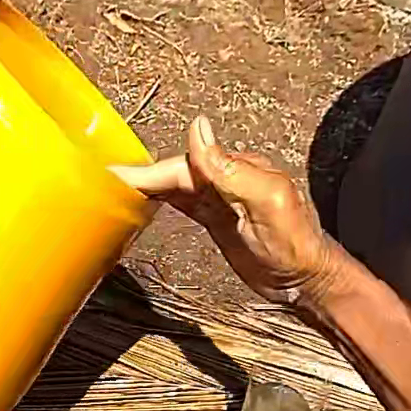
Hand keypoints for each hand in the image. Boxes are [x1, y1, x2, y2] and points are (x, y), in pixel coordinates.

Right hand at [111, 116, 343, 303]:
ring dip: (148, 184)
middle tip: (106, 179)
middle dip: (142, 176)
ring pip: (177, 185)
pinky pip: (184, 201)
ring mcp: (222, 199)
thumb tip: (198, 130)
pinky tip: (146, 197)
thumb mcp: (266, 203)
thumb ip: (231, 169)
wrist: (304, 280)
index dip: (150, 172)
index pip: (185, 168)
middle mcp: (228, 179)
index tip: (118, 174)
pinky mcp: (218, 219)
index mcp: (238, 170)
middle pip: (176, 174)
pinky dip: (162, 197)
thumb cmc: (293, 246)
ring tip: (116, 184)